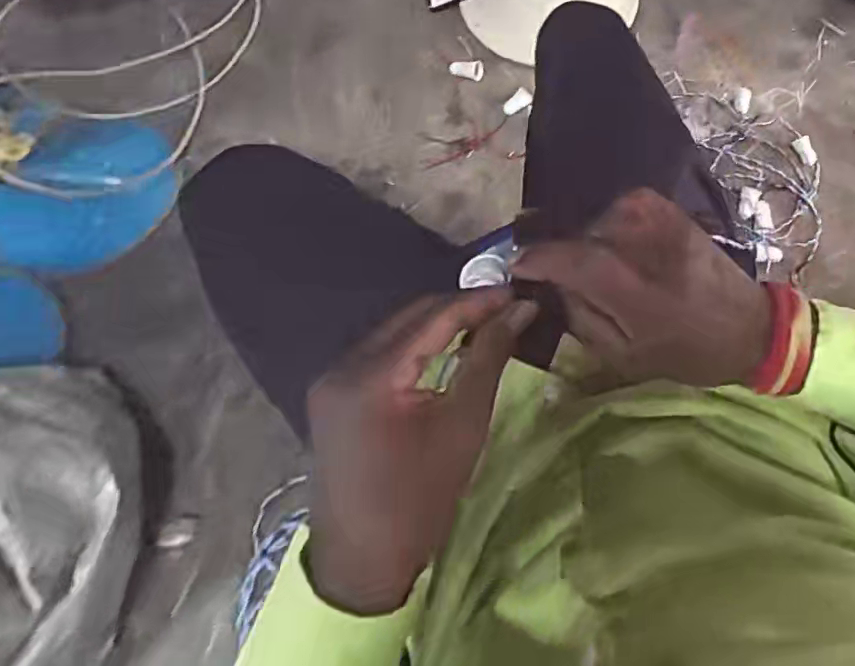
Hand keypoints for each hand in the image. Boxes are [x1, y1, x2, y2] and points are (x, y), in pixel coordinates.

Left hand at [303, 287, 535, 614]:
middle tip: (507, 308)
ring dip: (441, 322)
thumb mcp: (465, 422)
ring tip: (486, 323)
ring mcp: (333, 377)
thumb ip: (491, 355)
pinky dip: (420, 342)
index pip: (434, 316)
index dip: (479, 301)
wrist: (362, 562)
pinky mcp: (334, 391)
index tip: (519, 293)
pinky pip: (385, 349)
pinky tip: (449, 346)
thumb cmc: (420, 497)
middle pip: (412, 315)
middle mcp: (344, 365)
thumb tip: (521, 308)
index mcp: (371, 376)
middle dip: (461, 307)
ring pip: (398, 328)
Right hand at [510, 188, 770, 387]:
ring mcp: (669, 227)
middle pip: (588, 229)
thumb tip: (551, 285)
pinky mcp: (680, 216)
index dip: (541, 258)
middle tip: (545, 258)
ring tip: (580, 249)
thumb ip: (582, 319)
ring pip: (607, 211)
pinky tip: (610, 232)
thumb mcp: (626, 357)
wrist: (749, 329)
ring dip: (586, 228)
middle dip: (559, 242)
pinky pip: (633, 201)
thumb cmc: (687, 354)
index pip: (579, 261)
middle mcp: (654, 252)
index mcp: (640, 296)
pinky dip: (613, 213)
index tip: (519, 264)